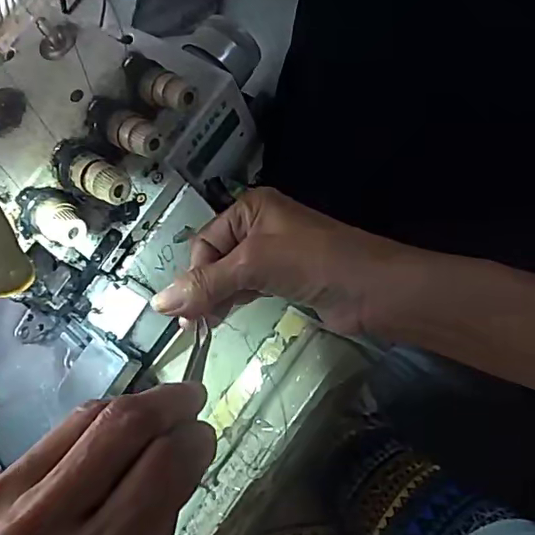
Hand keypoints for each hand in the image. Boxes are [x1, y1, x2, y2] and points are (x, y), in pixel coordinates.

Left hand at [0, 382, 215, 534]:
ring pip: (79, 423)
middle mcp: (36, 532)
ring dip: (127, 407)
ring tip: (157, 407)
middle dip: (163, 404)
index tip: (207, 434)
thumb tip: (173, 469)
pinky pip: (48, 444)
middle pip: (115, 430)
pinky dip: (89, 431)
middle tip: (191, 396)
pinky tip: (109, 435)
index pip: (155, 477)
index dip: (190, 444)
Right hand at [149, 188, 412, 336]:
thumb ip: (207, 283)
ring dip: (215, 298)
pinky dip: (233, 301)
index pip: (205, 241)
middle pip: (215, 258)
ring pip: (229, 275)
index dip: (194, 274)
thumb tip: (158, 304)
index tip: (184, 311)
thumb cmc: (314, 262)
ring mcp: (274, 252)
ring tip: (202, 327)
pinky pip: (248, 287)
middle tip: (190, 325)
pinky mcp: (285, 277)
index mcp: (250, 207)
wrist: (376, 290)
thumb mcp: (255, 265)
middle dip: (202, 288)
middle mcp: (259, 225)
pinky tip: (223, 318)